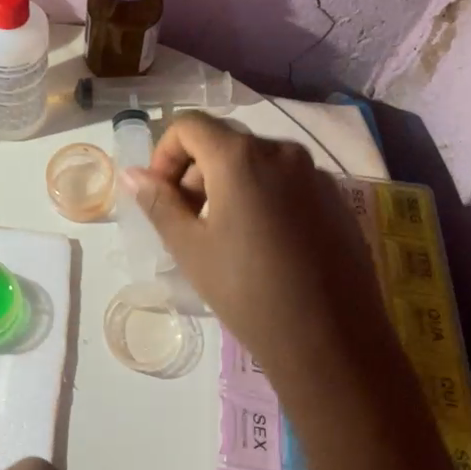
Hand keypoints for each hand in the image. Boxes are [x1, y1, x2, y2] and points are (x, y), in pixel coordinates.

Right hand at [122, 112, 393, 386]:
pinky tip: (267, 247)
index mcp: (240, 156)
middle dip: (196, 173)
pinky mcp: (337, 200)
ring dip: (231, 185)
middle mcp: (281, 151)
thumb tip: (133, 174)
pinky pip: (289, 183)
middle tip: (189, 222)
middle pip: (224, 142)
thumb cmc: (249, 293)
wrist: (333, 344)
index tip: (162, 195)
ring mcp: (315, 174)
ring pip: (258, 162)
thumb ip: (158, 202)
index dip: (165, 153)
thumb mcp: (191, 249)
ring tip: (227, 238)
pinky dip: (266, 197)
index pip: (189, 125)